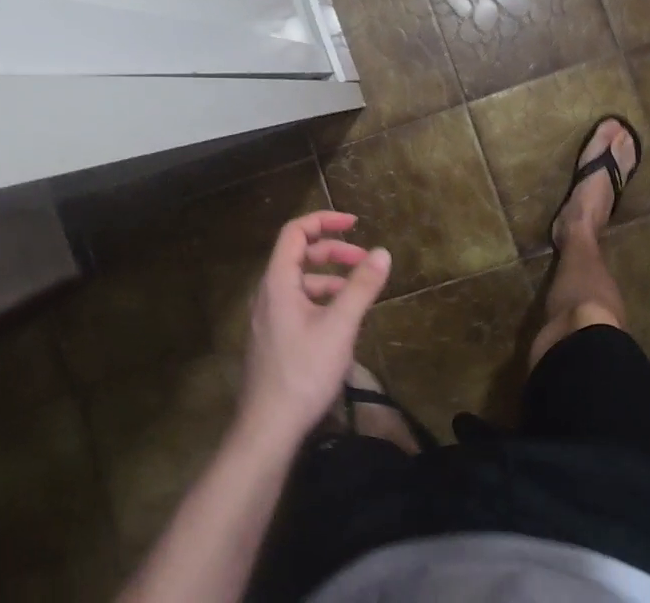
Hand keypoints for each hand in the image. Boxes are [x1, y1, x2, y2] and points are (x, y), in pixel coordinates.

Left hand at [237, 210, 390, 444]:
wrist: (269, 427)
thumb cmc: (303, 372)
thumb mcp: (339, 327)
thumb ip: (361, 287)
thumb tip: (382, 252)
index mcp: (278, 282)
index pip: (295, 232)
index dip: (324, 221)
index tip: (354, 223)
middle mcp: (267, 293)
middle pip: (298, 256)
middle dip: (333, 252)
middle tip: (365, 262)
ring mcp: (267, 318)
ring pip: (300, 284)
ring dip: (330, 279)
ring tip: (360, 295)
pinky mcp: (273, 339)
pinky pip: (297, 305)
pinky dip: (321, 301)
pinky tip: (342, 323)